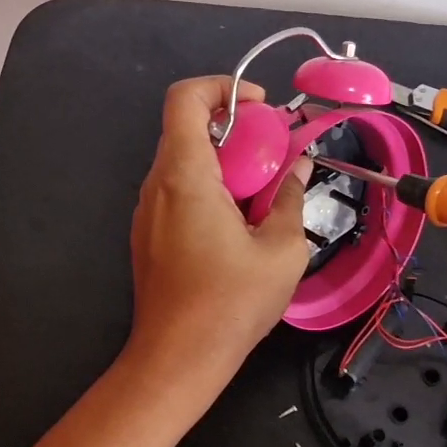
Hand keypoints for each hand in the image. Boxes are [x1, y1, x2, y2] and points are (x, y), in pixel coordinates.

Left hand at [124, 77, 311, 396]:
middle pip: (189, 129)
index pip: (185, 98)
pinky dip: (210, 188)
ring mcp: (147, 211)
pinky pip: (178, 191)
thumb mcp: (282, 250)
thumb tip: (299, 166)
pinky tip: (239, 225)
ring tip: (264, 193)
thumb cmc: (230, 303)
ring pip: (185, 162)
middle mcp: (157, 184)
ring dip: (226, 163)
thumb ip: (292, 197)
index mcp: (185, 175)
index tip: (261, 107)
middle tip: (275, 154)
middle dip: (237, 130)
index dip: (224, 87)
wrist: (177, 359)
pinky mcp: (148, 234)